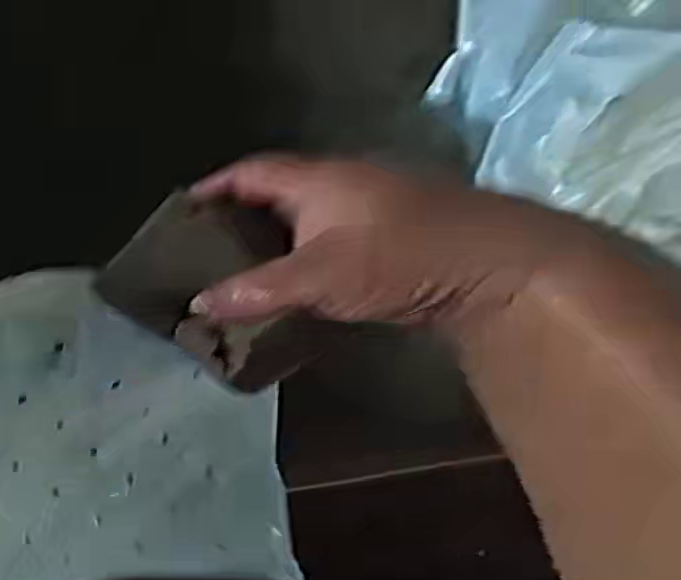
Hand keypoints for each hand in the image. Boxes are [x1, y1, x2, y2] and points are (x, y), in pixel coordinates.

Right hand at [188, 155, 607, 334]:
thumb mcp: (316, 277)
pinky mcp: (377, 240)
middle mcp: (341, 188)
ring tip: (220, 271)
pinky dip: (282, 258)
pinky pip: (312, 242)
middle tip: (191, 248)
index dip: (213, 187)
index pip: (253, 172)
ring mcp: (363, 213)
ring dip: (256, 241)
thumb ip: (252, 292)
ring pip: (292, 221)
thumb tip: (196, 306)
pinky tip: (267, 284)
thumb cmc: (405, 257)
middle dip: (228, 218)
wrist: (502, 272)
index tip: (178, 212)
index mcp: (322, 181)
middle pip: (270, 195)